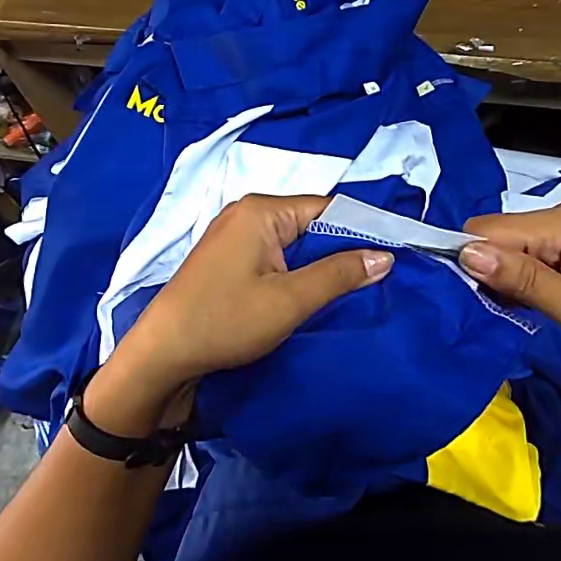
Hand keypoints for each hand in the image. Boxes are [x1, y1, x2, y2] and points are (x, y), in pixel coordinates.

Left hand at [88, 195, 392, 435]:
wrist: (163, 352)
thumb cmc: (225, 321)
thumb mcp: (290, 300)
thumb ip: (339, 274)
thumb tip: (384, 256)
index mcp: (261, 210)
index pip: (327, 207)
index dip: (363, 229)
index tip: (396, 253)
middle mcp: (247, 212)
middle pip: (310, 223)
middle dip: (343, 248)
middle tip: (381, 276)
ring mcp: (235, 234)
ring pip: (294, 242)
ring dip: (320, 264)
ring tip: (356, 287)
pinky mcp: (229, 258)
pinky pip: (275, 255)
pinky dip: (296, 271)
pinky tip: (315, 292)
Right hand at [459, 201, 560, 392]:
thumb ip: (524, 282)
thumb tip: (464, 253)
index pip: (483, 231)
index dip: (470, 264)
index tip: (480, 305)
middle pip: (499, 235)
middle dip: (492, 273)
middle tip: (517, 316)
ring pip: (518, 245)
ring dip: (514, 278)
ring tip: (537, 315)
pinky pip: (542, 250)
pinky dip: (535, 277)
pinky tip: (555, 303)